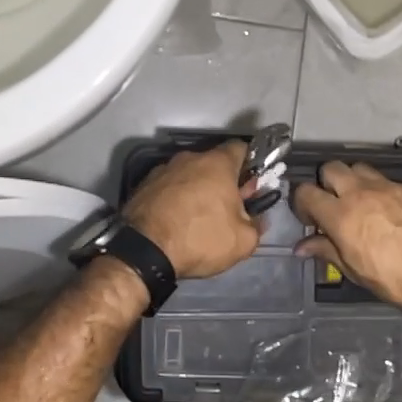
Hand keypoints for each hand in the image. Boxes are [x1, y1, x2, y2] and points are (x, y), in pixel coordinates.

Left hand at [124, 141, 261, 278]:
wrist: (143, 252)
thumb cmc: (200, 239)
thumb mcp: (243, 241)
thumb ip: (257, 225)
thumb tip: (258, 219)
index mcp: (217, 163)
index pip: (241, 148)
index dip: (250, 165)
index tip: (251, 185)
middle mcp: (189, 158)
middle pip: (213, 163)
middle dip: (223, 181)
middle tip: (227, 207)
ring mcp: (163, 170)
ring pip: (189, 174)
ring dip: (197, 189)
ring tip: (198, 217)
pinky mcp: (143, 185)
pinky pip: (168, 187)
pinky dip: (175, 198)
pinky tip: (175, 220)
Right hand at [292, 162, 401, 311]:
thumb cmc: (393, 279)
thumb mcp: (353, 269)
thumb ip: (325, 251)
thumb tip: (302, 247)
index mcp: (341, 215)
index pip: (306, 192)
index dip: (301, 203)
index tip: (308, 217)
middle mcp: (361, 193)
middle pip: (331, 168)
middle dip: (325, 183)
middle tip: (331, 205)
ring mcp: (387, 187)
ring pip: (358, 168)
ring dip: (351, 180)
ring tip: (357, 203)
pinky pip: (384, 180)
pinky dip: (377, 190)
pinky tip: (385, 211)